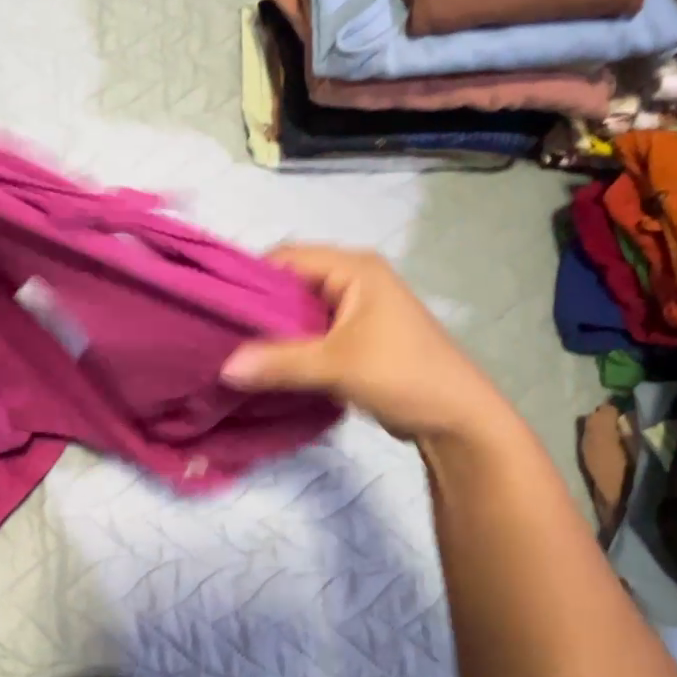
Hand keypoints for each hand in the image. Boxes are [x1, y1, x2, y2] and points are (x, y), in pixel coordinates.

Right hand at [220, 245, 518, 443]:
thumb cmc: (404, 376)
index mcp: (354, 268)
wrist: (458, 420)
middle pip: (290, 282)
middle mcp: (354, 278)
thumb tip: (224, 367)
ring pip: (298, 309)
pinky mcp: (356, 335)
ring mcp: (356, 307)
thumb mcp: (336, 366)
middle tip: (222, 331)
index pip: (286, 257)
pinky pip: (310, 330)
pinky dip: (289, 343)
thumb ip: (279, 362)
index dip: (250, 277)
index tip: (218, 306)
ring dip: (272, 329)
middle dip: (257, 306)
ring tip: (237, 348)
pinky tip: (265, 362)